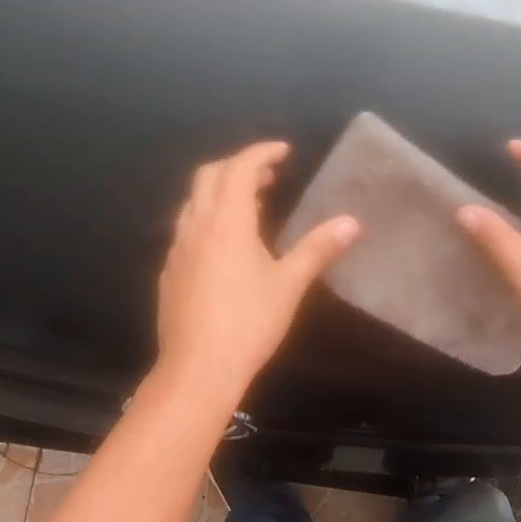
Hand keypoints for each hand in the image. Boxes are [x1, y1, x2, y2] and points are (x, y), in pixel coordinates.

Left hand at [155, 141, 359, 401]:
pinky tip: (224, 245)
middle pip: (209, 176)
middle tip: (268, 174)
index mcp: (226, 221)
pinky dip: (206, 218)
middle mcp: (196, 226)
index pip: (239, 168)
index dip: (261, 153)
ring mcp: (177, 250)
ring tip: (250, 204)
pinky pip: (185, 230)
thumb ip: (318, 248)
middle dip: (237, 166)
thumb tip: (351, 222)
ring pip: (193, 202)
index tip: (284, 151)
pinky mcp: (169, 273)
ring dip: (219, 191)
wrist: (196, 370)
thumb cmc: (248, 323)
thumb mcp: (289, 284)